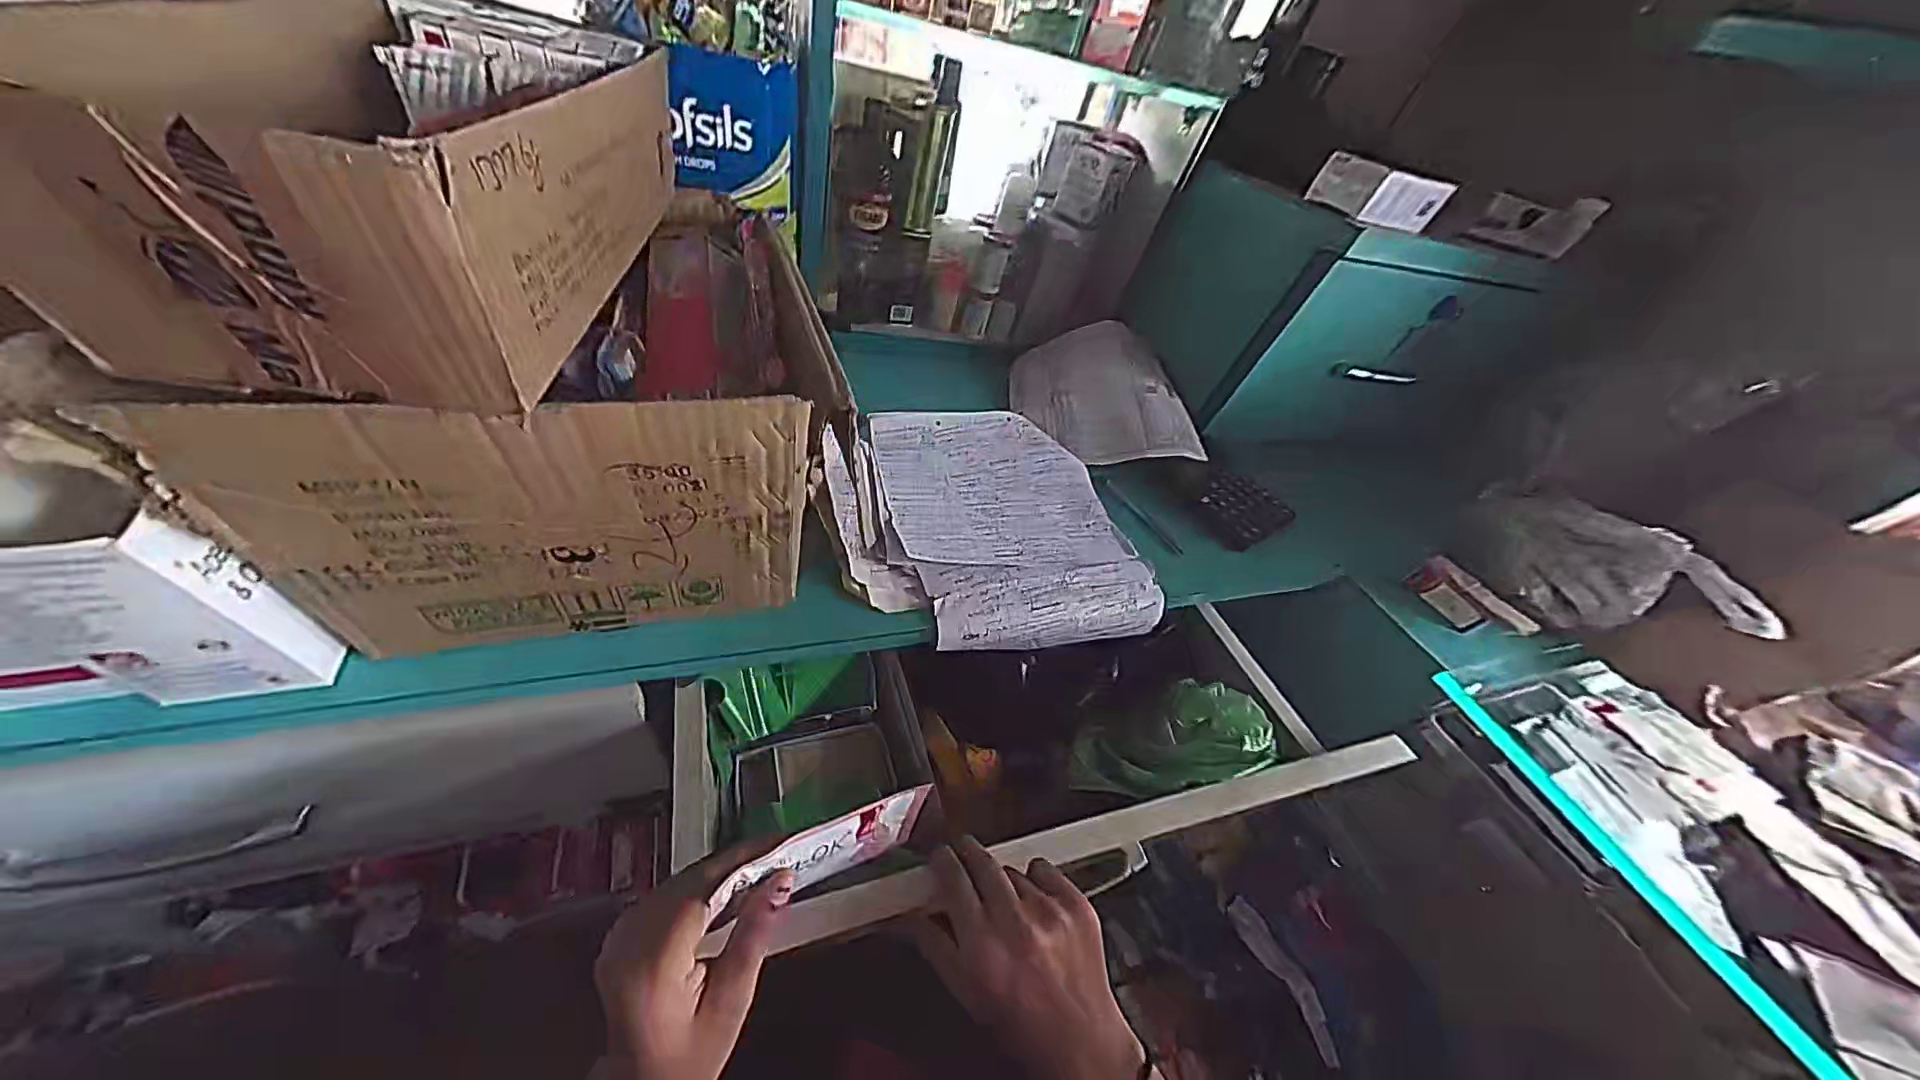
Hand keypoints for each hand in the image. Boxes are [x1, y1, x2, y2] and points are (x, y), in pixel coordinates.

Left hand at [595, 845, 794, 1079]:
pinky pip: (667, 891)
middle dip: (736, 862)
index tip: (778, 848)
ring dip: (720, 870)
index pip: (702, 889)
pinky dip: (700, 883)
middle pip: (690, 878)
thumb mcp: (732, 1002)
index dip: (742, 862)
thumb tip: (779, 883)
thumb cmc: (687, 1057)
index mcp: (653, 963)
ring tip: (759, 869)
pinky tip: (726, 888)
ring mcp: (619, 937)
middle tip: (777, 855)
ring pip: (679, 879)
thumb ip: (754, 936)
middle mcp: (628, 943)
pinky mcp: (621, 933)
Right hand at [908, 837, 1145, 1079]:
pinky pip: (1044, 870)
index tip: (940, 857)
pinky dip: (1036, 881)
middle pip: (981, 861)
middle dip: (967, 853)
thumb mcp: (964, 990)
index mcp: (980, 946)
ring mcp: (1048, 911)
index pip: (952, 878)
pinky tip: (1035, 905)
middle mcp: (1013, 923)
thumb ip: (933, 943)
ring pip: (1011, 869)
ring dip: (1003, 880)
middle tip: (963, 855)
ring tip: (1006, 907)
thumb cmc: (1021, 1023)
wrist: (1079, 1041)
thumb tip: (909, 912)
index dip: (942, 860)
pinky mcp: (1075, 905)